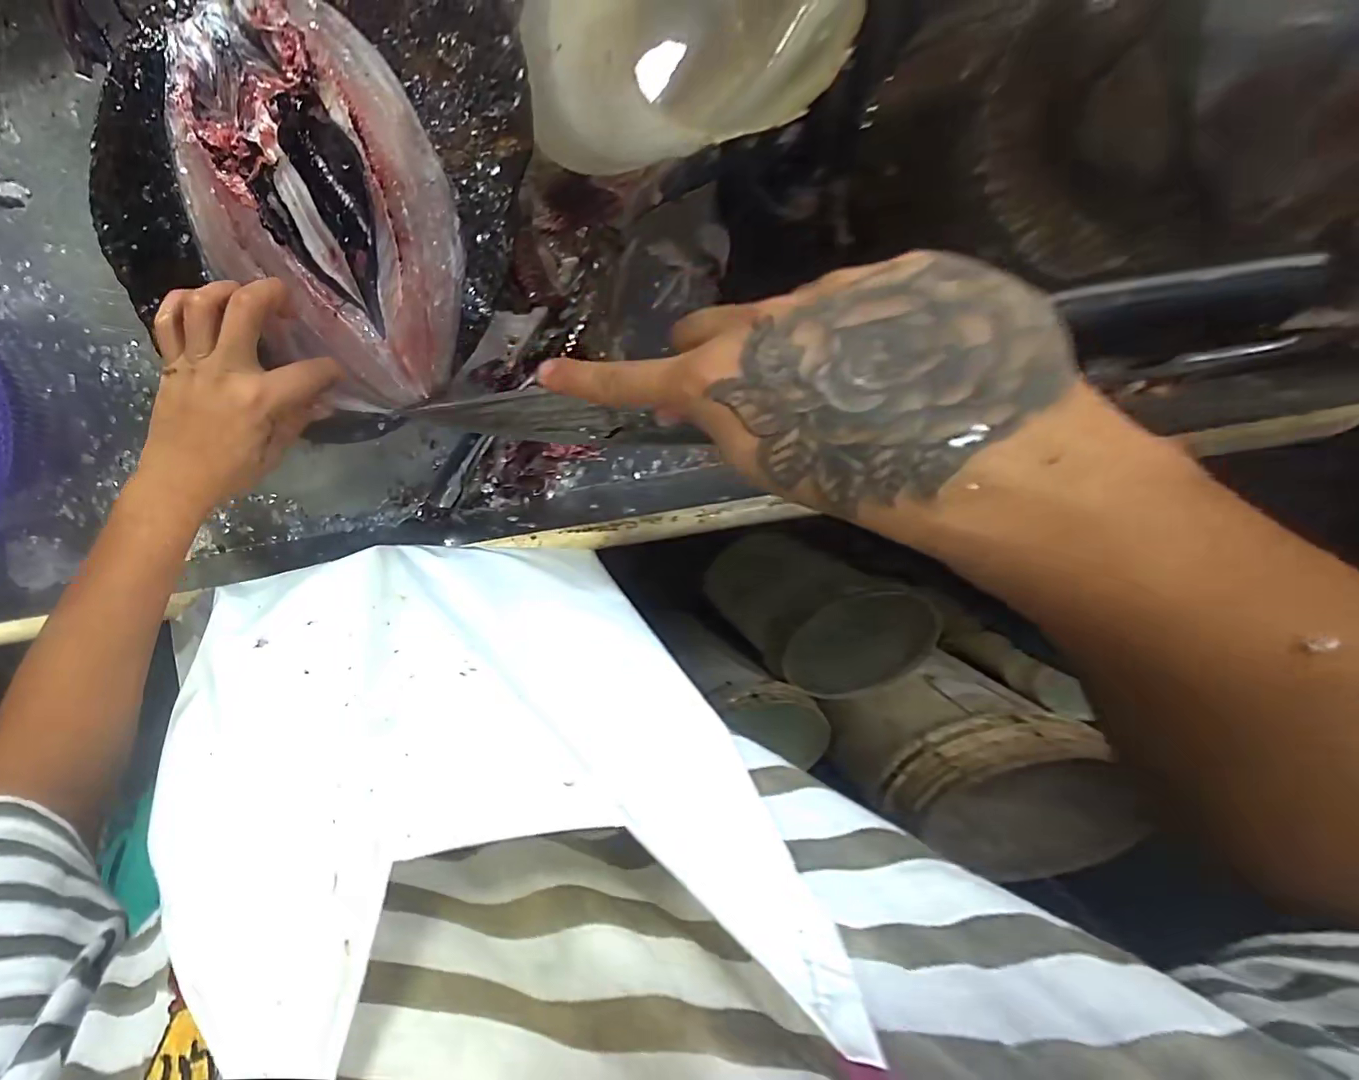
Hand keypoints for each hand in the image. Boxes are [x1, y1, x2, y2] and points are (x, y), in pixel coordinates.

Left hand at [133, 279, 341, 517]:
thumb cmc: (227, 475)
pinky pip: (167, 321)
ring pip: (203, 303)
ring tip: (241, 299)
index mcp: (257, 399)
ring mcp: (192, 364)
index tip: (334, 373)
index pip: (307, 373)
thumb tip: (322, 401)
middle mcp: (225, 371)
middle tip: (285, 304)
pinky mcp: (169, 366)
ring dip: (226, 289)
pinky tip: (199, 306)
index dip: (330, 369)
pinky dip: (180, 303)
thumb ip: (296, 421)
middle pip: (246, 306)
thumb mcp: (271, 454)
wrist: (174, 484)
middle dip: (274, 292)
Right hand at [539, 251, 1089, 521]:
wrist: (981, 455)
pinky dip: (862, 324)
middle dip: (712, 354)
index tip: (548, 372)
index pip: (635, 377)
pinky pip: (859, 296)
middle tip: (746, 389)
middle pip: (708, 327)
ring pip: (786, 310)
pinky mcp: (904, 271)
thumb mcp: (761, 463)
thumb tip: (694, 396)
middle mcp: (763, 319)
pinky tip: (904, 359)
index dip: (590, 379)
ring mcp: (834, 288)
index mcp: (720, 376)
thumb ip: (716, 419)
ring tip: (854, 384)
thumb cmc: (854, 478)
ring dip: (793, 340)